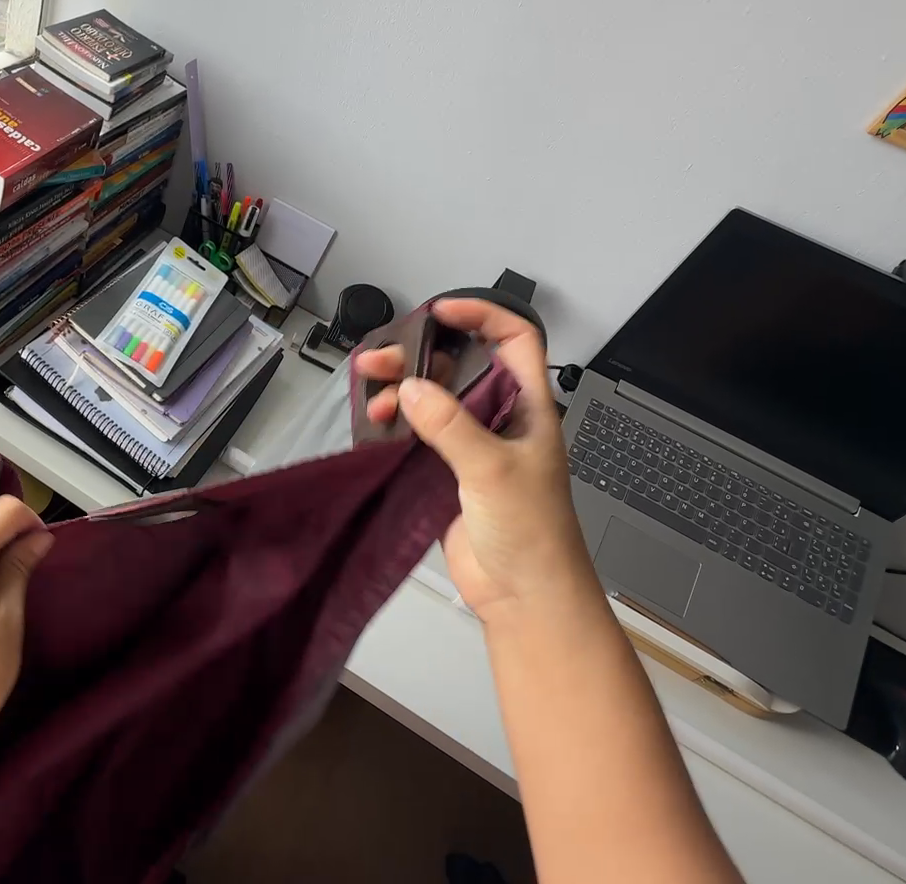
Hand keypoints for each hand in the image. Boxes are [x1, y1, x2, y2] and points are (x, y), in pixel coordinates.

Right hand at [355, 299, 592, 621]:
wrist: (522, 594)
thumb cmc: (533, 533)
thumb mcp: (493, 470)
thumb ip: (451, 426)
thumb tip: (412, 388)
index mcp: (528, 407)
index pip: (514, 340)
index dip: (483, 315)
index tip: (441, 311)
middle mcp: (499, 418)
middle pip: (458, 365)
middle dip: (418, 356)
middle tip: (378, 361)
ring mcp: (471, 444)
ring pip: (431, 398)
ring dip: (400, 391)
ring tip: (373, 399)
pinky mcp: (446, 470)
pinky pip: (416, 433)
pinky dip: (394, 424)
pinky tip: (375, 425)